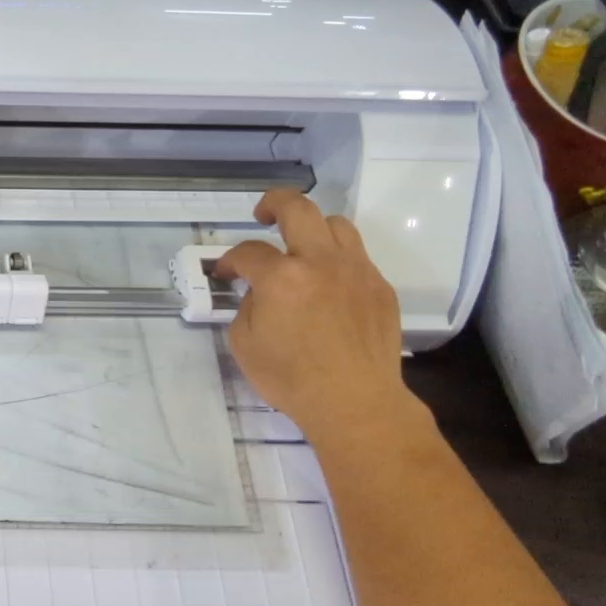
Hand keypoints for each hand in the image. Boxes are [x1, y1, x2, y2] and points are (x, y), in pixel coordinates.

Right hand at [214, 189, 421, 440]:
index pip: (248, 251)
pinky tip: (327, 285)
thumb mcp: (244, 342)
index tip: (225, 273)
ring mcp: (357, 271)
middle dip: (275, 204)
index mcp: (281, 277)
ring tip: (301, 246)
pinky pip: (357, 258)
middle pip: (299, 209)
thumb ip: (248, 306)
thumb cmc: (288, 377)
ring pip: (337, 225)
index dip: (229, 260)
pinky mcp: (380, 287)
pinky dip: (337, 260)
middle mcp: (321, 262)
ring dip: (313, 228)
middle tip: (263, 216)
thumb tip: (260, 292)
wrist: (353, 401)